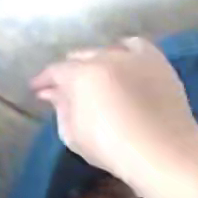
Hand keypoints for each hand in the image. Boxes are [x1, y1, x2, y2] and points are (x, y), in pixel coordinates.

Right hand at [29, 38, 197, 189]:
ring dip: (95, 59)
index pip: (55, 71)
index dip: (42, 80)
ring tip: (91, 73)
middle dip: (67, 70)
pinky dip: (123, 52)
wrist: (161, 149)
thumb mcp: (71, 132)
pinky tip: (120, 65)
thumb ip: (61, 107)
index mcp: (82, 75)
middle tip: (60, 86)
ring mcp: (136, 58)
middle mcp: (108, 58)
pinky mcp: (159, 63)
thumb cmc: (108, 146)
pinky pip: (136, 47)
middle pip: (81, 56)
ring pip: (108, 49)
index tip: (35, 90)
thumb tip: (54, 93)